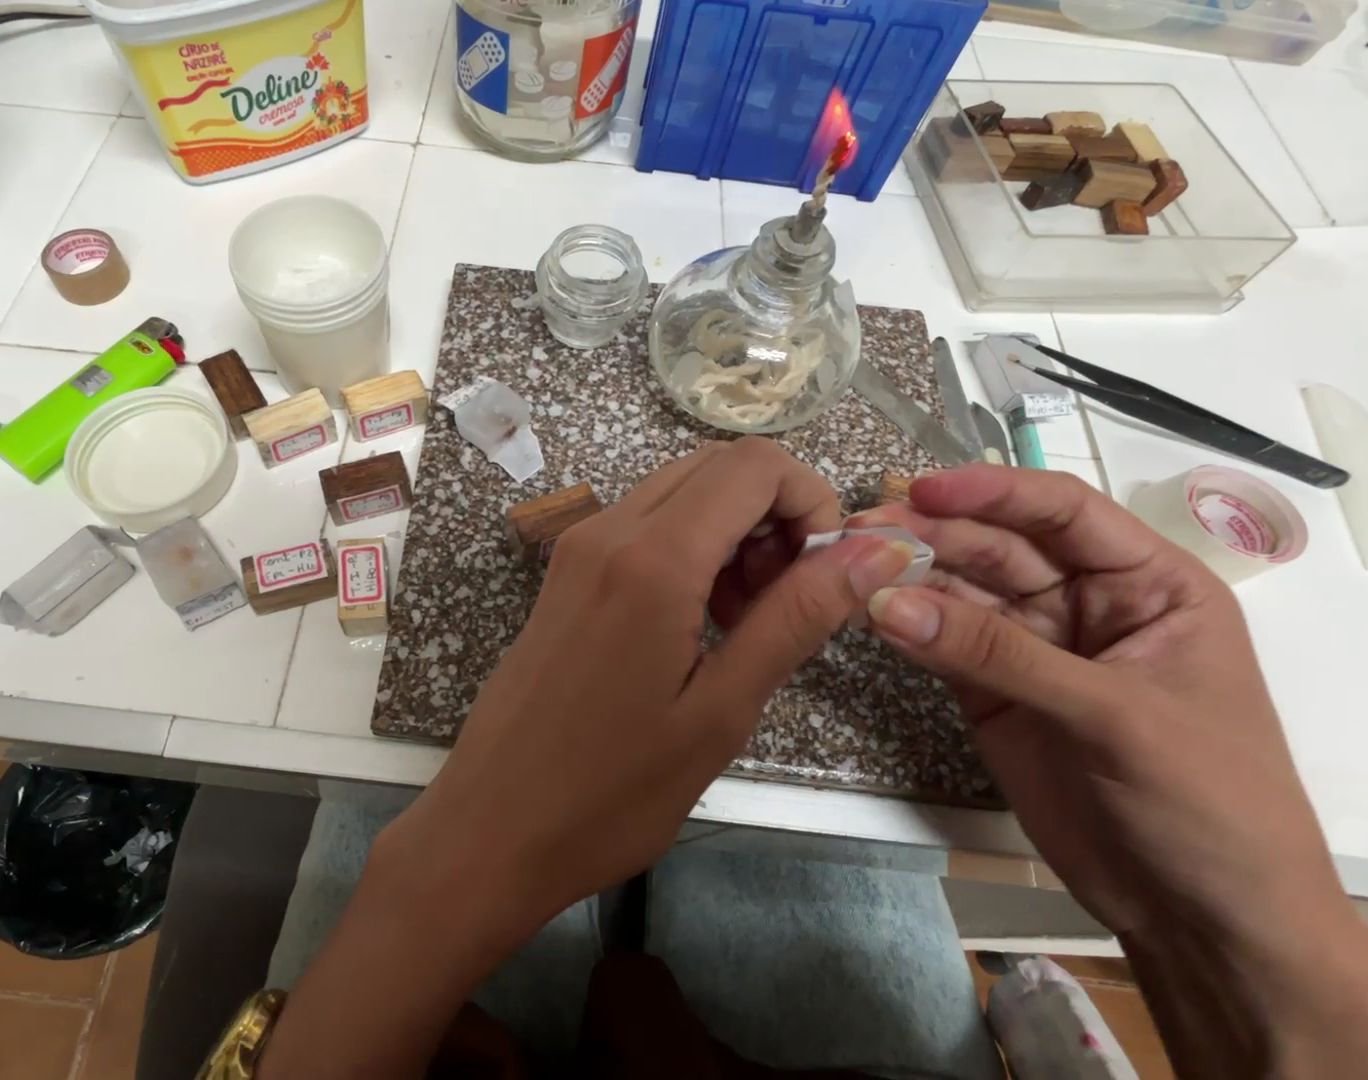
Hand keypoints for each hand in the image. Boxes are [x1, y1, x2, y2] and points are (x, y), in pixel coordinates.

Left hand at [377, 437, 921, 931]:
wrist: (493, 825)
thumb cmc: (611, 790)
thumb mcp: (720, 710)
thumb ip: (796, 618)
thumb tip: (873, 551)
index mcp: (652, 558)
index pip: (755, 465)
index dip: (812, 499)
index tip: (825, 573)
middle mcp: (608, 531)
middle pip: (716, 468)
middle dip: (774, 515)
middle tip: (787, 600)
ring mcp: (577, 549)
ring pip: (678, 493)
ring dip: (732, 533)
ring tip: (744, 620)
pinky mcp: (563, 575)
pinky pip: (642, 527)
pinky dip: (688, 548)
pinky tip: (697, 622)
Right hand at [849, 465, 1330, 937]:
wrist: (1201, 915)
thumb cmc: (1206, 801)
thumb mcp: (1115, 716)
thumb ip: (997, 655)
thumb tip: (883, 600)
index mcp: (1148, 585)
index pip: (1064, 512)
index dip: (993, 493)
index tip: (920, 490)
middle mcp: (1085, 604)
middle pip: (998, 548)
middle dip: (932, 534)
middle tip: (857, 530)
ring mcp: (1032, 648)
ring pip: (961, 592)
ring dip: (907, 578)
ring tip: (846, 566)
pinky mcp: (990, 693)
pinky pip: (940, 643)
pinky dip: (903, 627)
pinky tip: (863, 611)